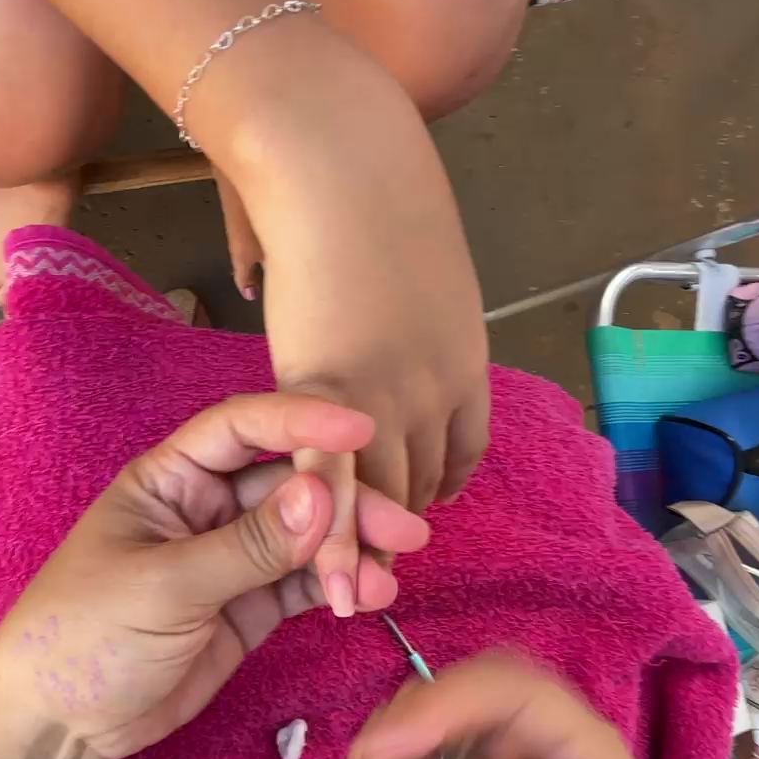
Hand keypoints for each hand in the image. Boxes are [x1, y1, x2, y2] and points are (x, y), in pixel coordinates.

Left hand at [0, 393, 430, 758]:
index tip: (361, 430)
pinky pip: (302, 583)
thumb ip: (246, 545)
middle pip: (286, 484)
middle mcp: (207, 505)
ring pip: (304, 535)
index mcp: (171, 476)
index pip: (241, 428)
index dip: (300, 421)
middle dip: (343, 502)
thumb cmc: (87, 634)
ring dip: (349, 548)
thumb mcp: (164, 586)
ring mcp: (233, 555)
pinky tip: (369, 596)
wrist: (63, 723)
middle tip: (402, 527)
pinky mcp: (250, 603)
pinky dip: (336, 586)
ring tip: (388, 573)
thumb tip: (319, 495)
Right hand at [218, 69, 490, 617]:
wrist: (341, 156)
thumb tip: (297, 289)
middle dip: (402, 528)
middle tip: (379, 569)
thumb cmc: (360, 189)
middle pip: (423, 478)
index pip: (460, 446)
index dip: (438, 484)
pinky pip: (336, 480)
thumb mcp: (397, 258)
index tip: (418, 504)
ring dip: (366, 548)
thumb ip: (365, 298)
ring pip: (384, 491)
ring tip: (351, 602)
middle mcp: (440, 384)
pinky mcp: (338, 392)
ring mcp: (394, 391)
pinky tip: (323, 582)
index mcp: (461, 353)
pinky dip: (331, 536)